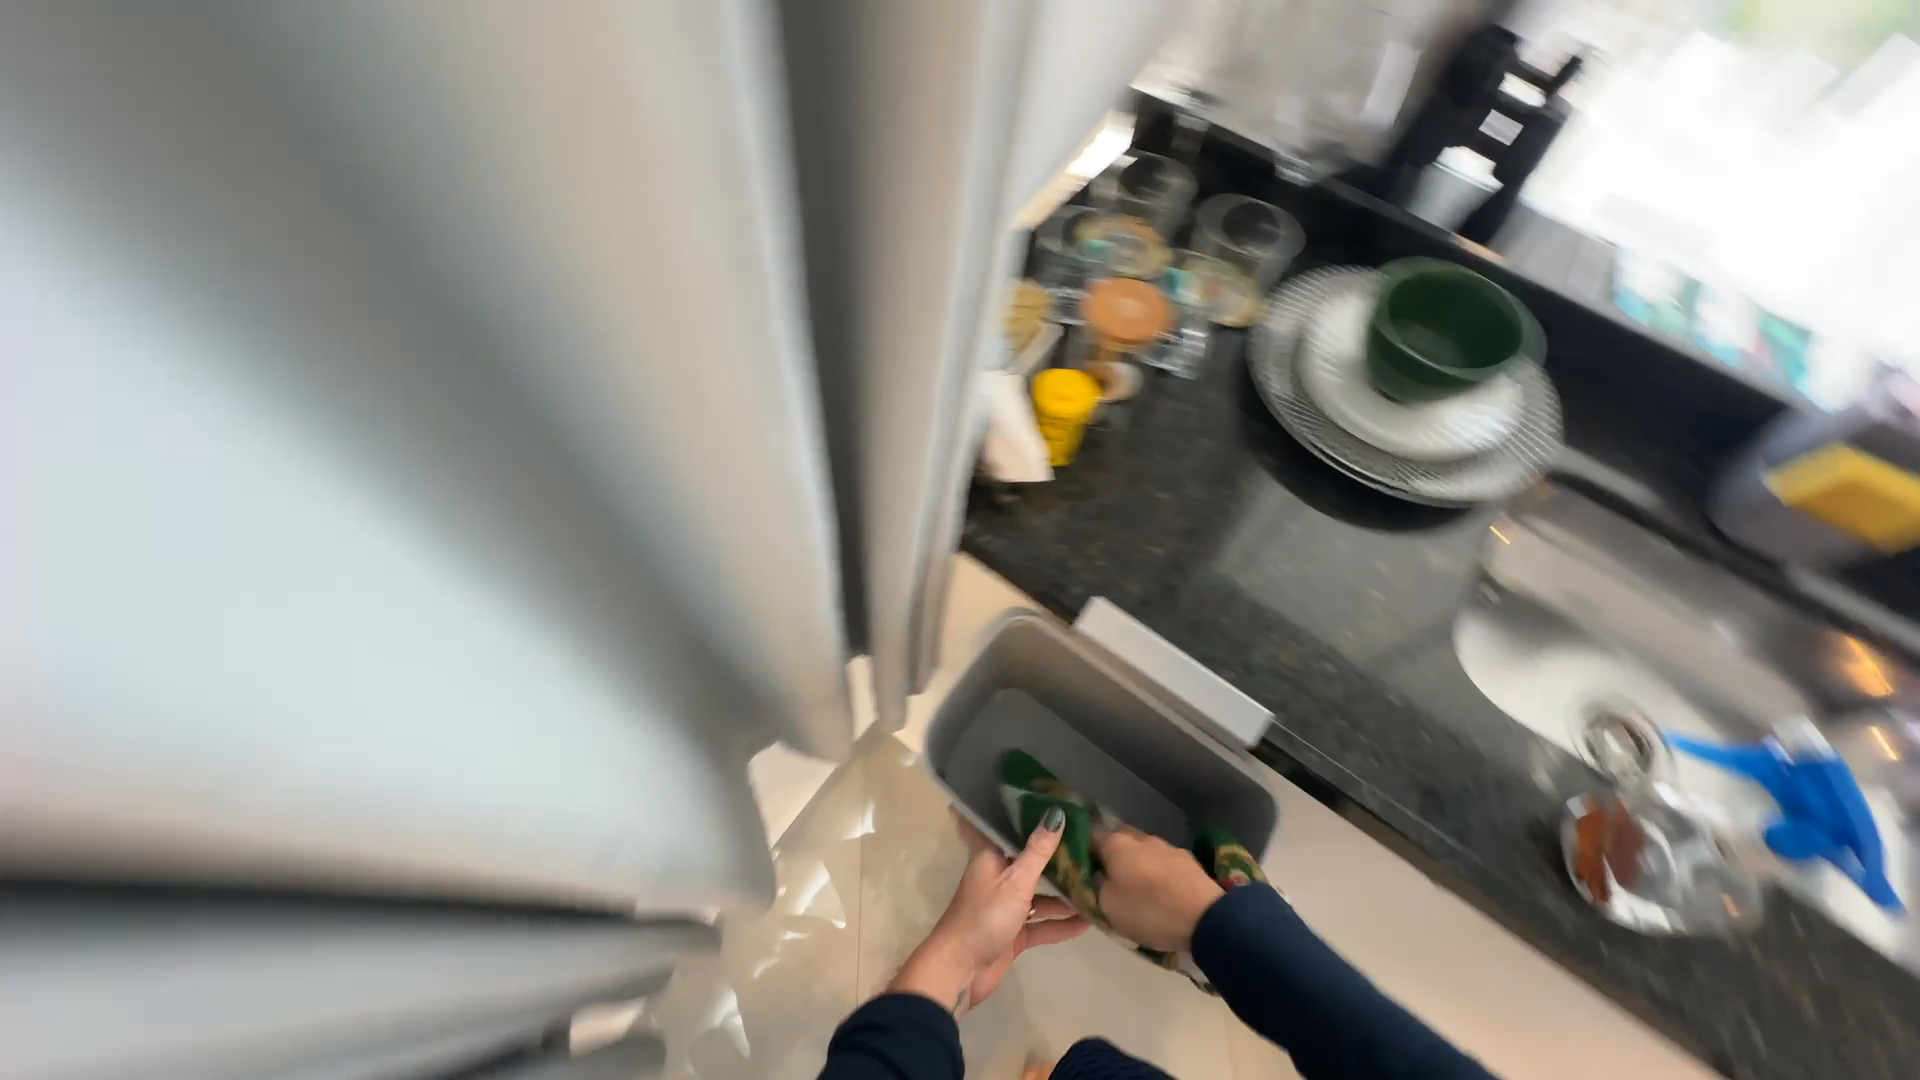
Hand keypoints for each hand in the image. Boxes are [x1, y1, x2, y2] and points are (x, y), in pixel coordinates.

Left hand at [889, 809, 1089, 1015]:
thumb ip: (1038, 851)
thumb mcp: (1015, 881)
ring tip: (1097, 886)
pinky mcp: (1014, 933)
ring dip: (1064, 895)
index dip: (1035, 818)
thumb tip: (1057, 814)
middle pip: (1032, 862)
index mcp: (992, 857)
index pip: (1014, 829)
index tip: (1062, 807)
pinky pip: (1042, 924)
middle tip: (1092, 846)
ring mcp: (1007, 907)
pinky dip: (1061, 924)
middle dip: (1058, 857)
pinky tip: (1087, 923)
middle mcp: (1000, 877)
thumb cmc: (985, 916)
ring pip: (1040, 896)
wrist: (960, 970)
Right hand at [1095, 826, 1223, 952]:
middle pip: (1119, 842)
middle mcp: (1140, 837)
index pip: (1090, 839)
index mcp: (1116, 844)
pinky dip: (1160, 874)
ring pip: (1143, 851)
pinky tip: (1163, 893)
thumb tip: (1097, 877)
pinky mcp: (1188, 860)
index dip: (1085, 856)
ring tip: (1140, 891)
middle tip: (1111, 883)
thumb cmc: (1149, 910)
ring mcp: (1167, 846)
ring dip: (1138, 865)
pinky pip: (1164, 863)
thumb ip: (1095, 887)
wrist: (1205, 918)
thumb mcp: (1107, 907)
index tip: (1085, 875)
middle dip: (1113, 858)